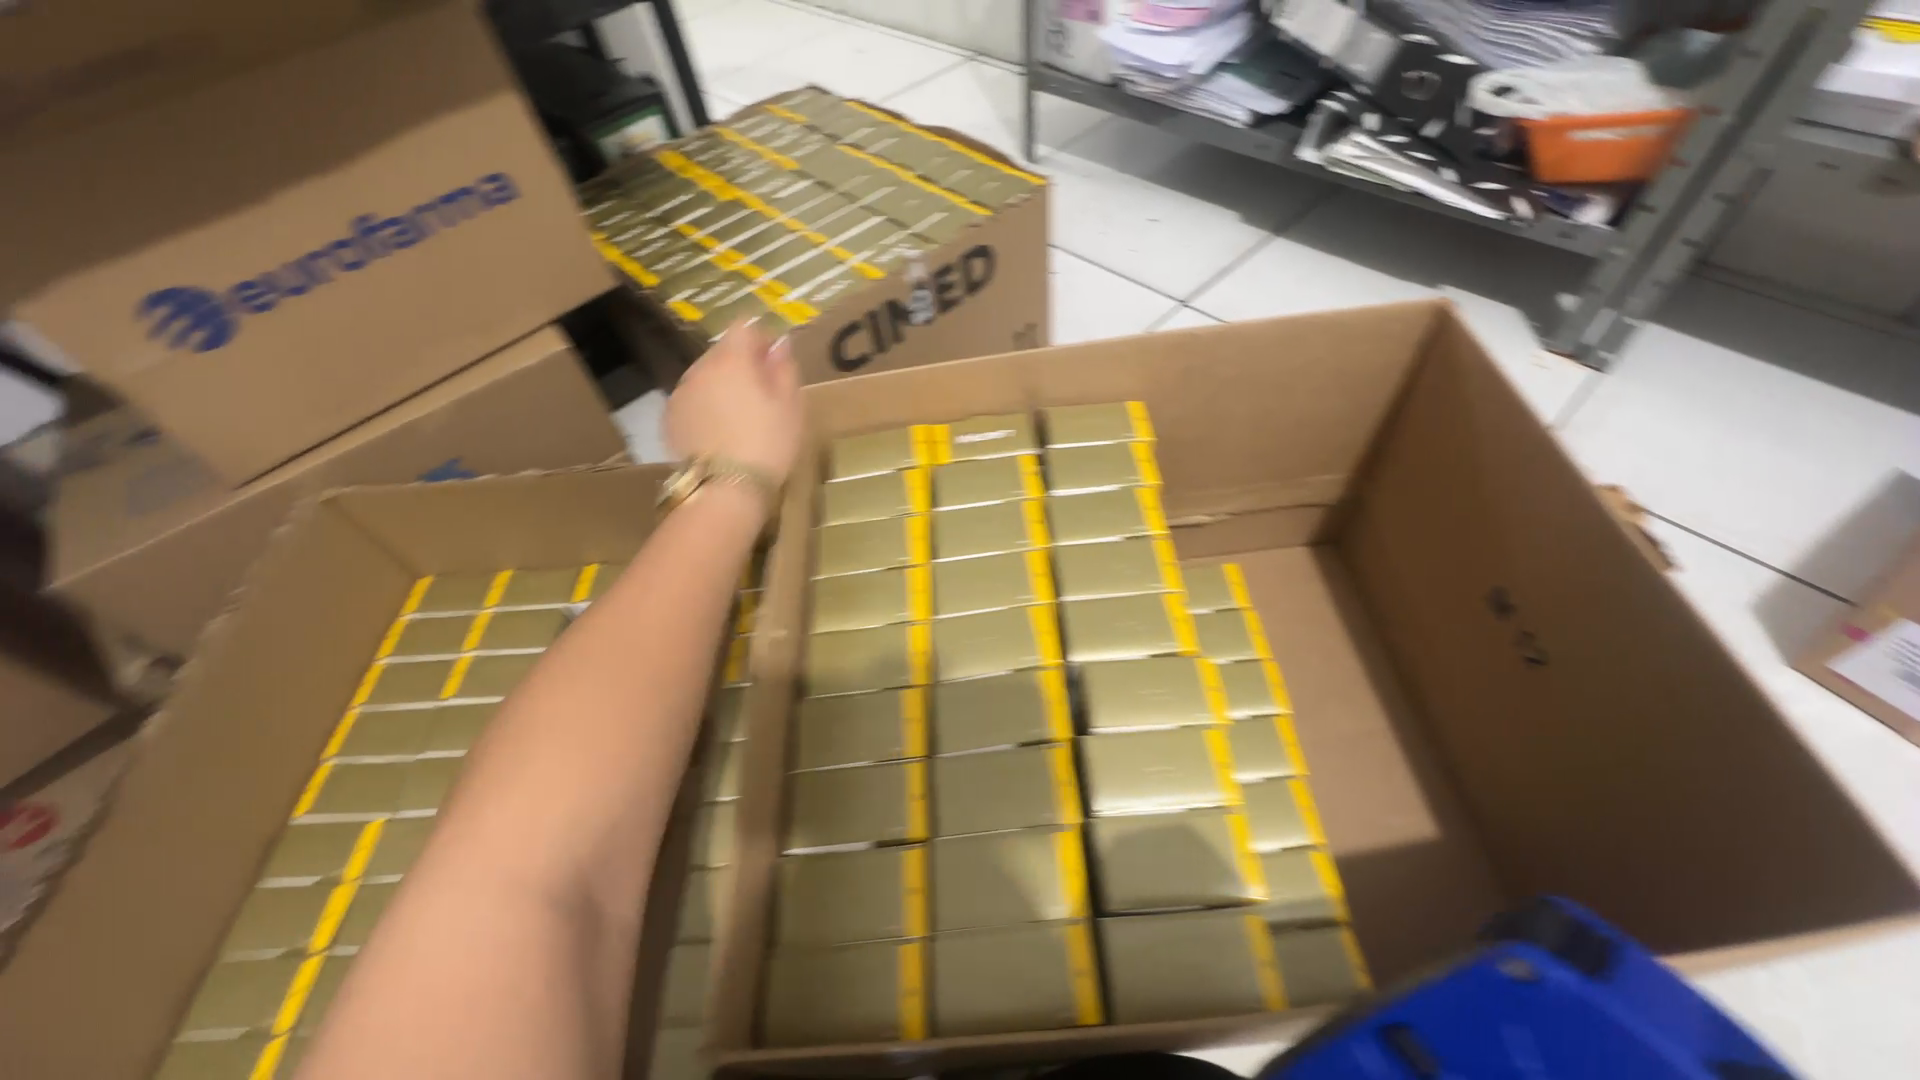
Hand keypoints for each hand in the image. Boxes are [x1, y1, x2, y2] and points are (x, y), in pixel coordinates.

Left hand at [666, 319, 803, 484]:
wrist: (726, 490)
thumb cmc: (768, 444)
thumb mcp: (791, 406)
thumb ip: (784, 368)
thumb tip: (780, 343)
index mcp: (732, 359)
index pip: (744, 327)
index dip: (761, 339)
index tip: (774, 361)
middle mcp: (700, 368)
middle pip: (722, 352)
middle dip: (741, 364)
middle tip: (761, 394)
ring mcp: (680, 393)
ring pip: (705, 377)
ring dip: (721, 386)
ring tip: (738, 417)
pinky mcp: (670, 419)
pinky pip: (692, 401)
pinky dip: (705, 407)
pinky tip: (719, 432)